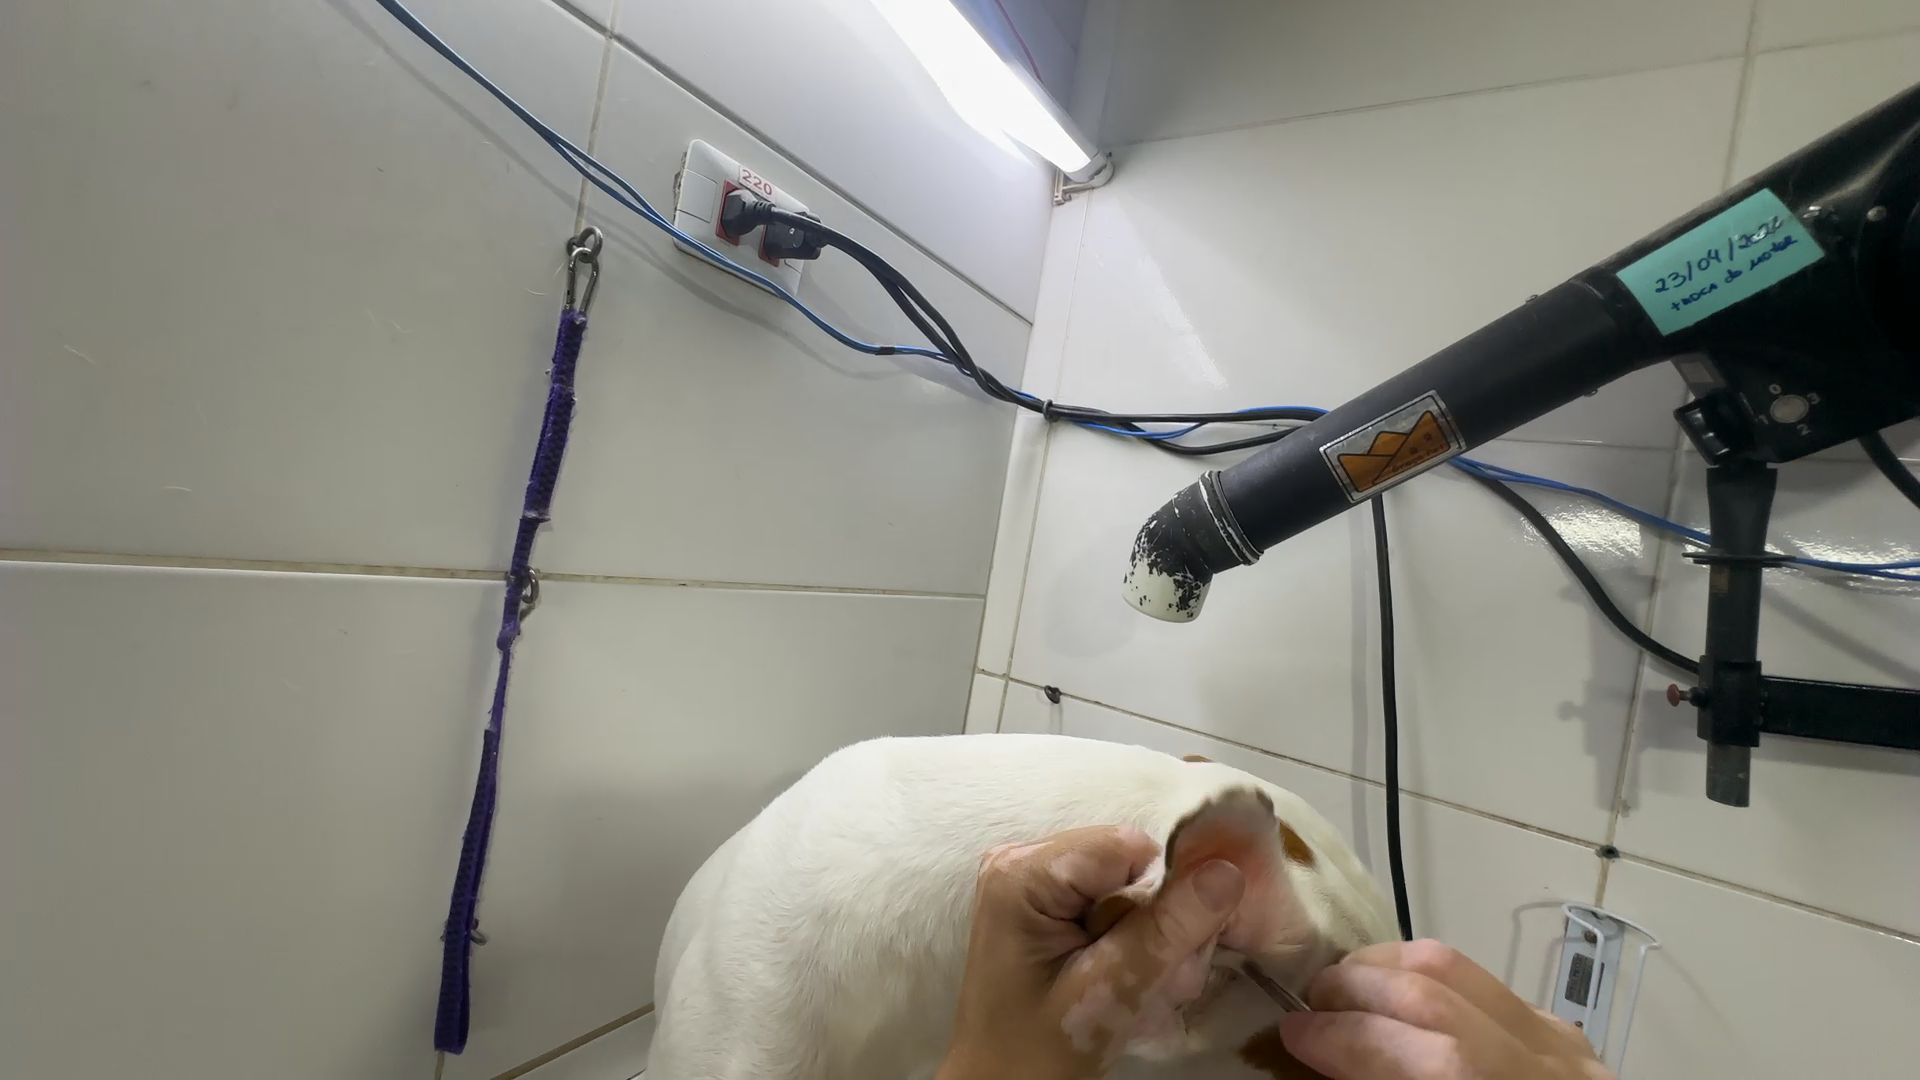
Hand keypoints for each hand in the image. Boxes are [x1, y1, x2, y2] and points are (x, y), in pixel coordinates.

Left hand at [936, 825, 1246, 1079]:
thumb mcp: (1108, 995)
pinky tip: (1120, 977)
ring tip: (1138, 990)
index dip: (1162, 893)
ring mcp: (1029, 876)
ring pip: (1123, 882)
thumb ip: (1165, 931)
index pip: (1125, 846)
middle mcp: (1021, 858)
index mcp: (1024, 871)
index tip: (1169, 953)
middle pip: (1125, 862)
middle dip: (1156, 922)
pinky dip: (1127, 937)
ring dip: (1147, 935)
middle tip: (1157, 984)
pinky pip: (1106, 898)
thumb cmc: (1040, 1052)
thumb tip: (1225, 872)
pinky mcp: (1041, 898)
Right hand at [1279, 940, 1616, 1079]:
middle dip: (1352, 989)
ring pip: (1453, 965)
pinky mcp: (1560, 1032)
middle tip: (1309, 1003)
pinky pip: (1476, 976)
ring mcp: (1562, 1049)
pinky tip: (1393, 991)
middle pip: (1434, 997)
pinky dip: (1419, 973)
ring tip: (1342, 985)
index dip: (1345, 1041)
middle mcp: (1548, 1078)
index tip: (1290, 1033)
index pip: (1433, 1063)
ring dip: (1378, 965)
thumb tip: (1316, 1062)